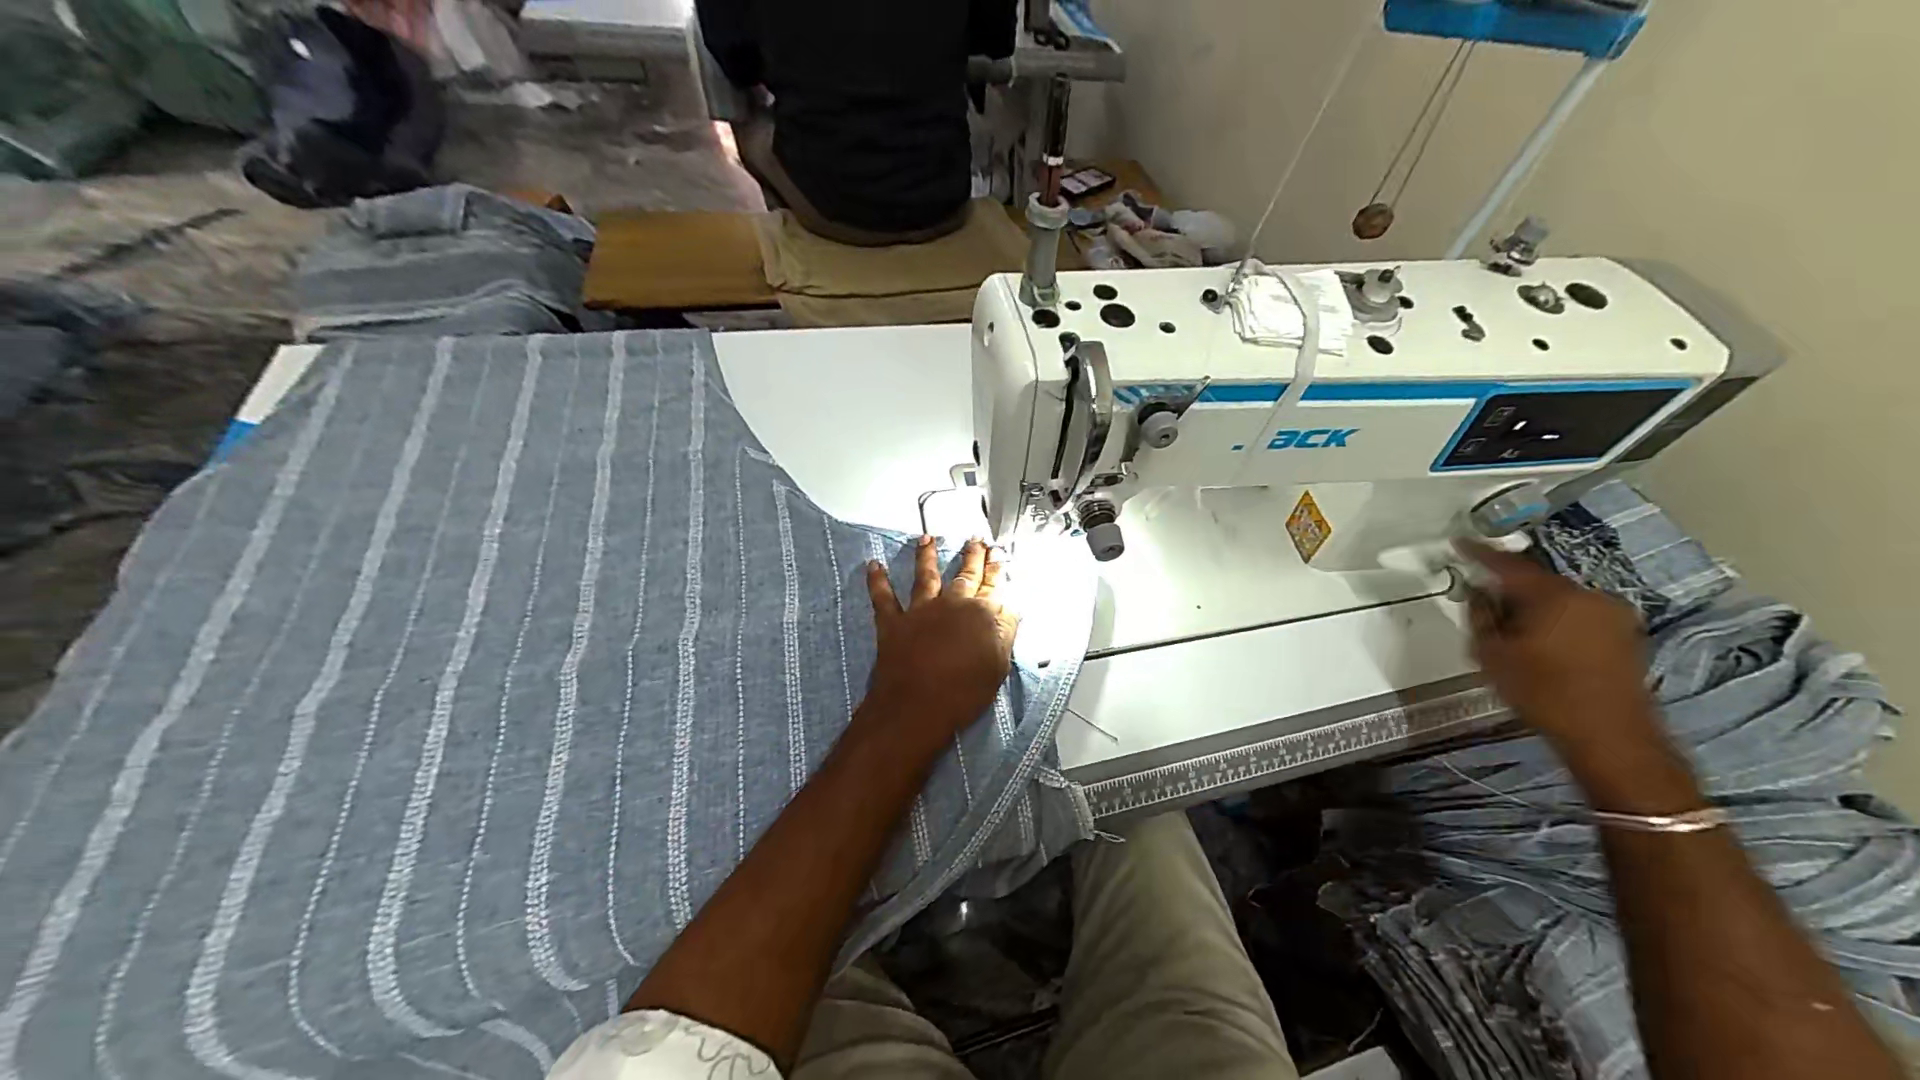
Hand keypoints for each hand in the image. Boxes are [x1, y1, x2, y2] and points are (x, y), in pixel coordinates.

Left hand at [858, 537, 1018, 754]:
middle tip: (975, 539)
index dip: (997, 568)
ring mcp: (920, 611)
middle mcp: (951, 604)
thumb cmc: (964, 693)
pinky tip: (874, 564)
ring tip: (927, 538)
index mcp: (980, 615)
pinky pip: (883, 597)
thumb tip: (1009, 608)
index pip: (993, 585)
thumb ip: (1004, 632)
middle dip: (972, 555)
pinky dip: (877, 580)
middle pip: (964, 575)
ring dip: (927, 555)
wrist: (917, 707)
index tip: (999, 552)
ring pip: (925, 575)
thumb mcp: (997, 665)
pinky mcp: (893, 622)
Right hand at [1461, 542, 1658, 753]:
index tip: (1459, 542)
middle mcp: (1588, 595)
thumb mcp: (1490, 654)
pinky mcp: (1626, 635)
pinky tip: (1540, 640)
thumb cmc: (1542, 692)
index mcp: (1554, 595)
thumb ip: (1480, 616)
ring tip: (1510, 627)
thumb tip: (1479, 593)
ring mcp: (1613, 615)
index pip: (1508, 564)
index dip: (1479, 552)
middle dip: (1509, 587)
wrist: (1610, 736)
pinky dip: (1555, 619)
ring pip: (1559, 599)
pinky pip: (1578, 614)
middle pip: (1537, 581)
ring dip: (1533, 606)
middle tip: (1482, 599)